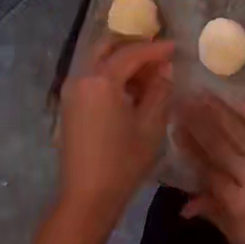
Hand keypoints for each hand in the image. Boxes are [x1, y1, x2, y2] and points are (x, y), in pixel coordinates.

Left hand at [57, 38, 174, 220]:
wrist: (88, 196)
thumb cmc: (123, 161)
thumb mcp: (150, 125)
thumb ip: (159, 90)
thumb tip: (164, 70)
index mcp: (101, 80)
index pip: (131, 53)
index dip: (156, 49)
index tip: (175, 47)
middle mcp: (81, 78)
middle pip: (107, 48)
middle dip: (133, 47)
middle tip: (158, 55)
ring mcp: (71, 91)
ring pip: (97, 62)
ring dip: (121, 62)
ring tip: (149, 75)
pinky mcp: (69, 105)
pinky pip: (91, 78)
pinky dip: (111, 76)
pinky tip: (131, 91)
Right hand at [174, 93, 244, 243]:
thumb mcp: (240, 239)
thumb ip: (214, 216)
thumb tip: (185, 205)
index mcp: (237, 203)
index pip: (206, 170)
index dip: (189, 148)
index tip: (174, 127)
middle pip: (220, 146)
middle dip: (198, 122)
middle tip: (182, 100)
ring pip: (241, 134)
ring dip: (221, 112)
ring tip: (204, 94)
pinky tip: (240, 102)